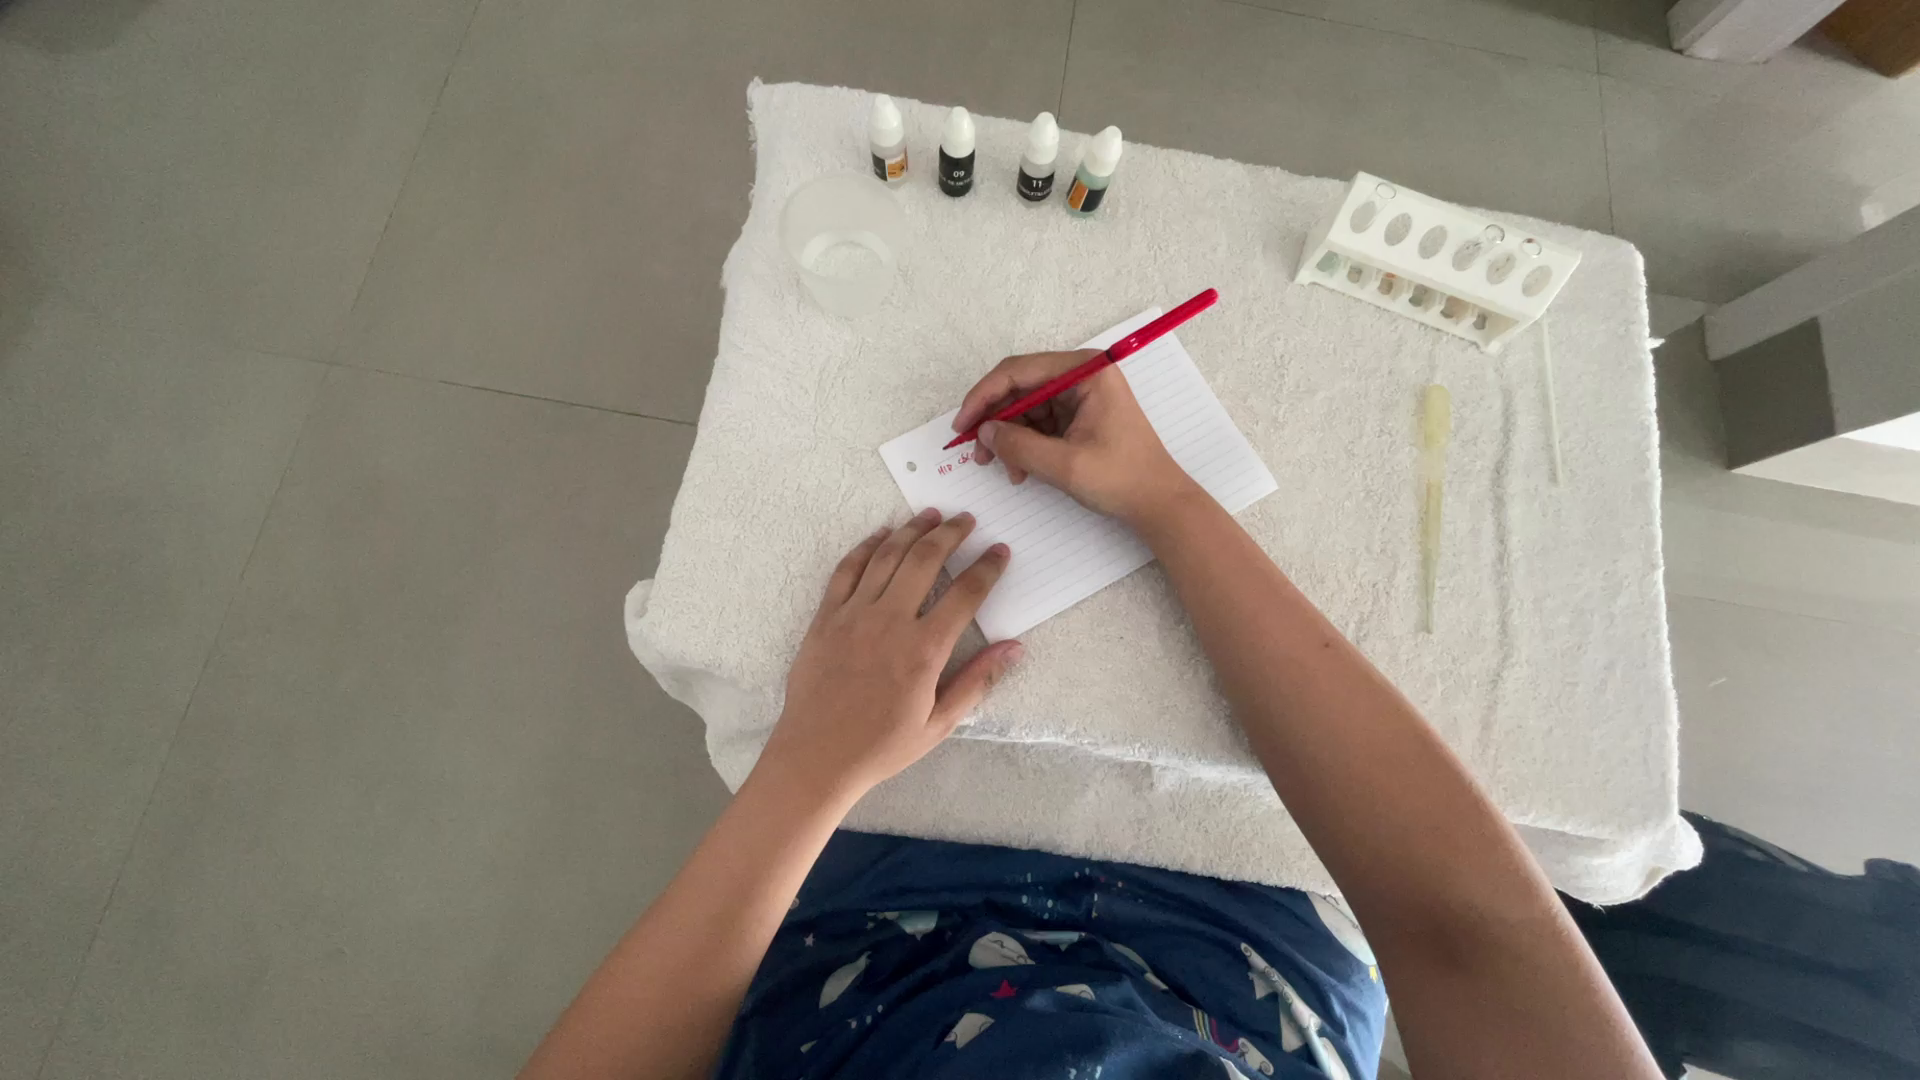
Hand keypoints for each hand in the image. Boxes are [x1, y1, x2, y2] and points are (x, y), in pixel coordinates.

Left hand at [755, 509, 1021, 803]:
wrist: (816, 756)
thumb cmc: (882, 746)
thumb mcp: (940, 723)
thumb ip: (977, 680)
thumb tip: (1014, 647)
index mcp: (924, 650)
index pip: (965, 594)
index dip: (987, 568)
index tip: (1000, 551)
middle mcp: (890, 622)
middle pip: (925, 560)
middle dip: (951, 534)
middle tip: (966, 519)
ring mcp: (853, 615)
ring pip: (886, 556)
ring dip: (911, 530)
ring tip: (930, 515)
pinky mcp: (826, 616)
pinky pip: (847, 569)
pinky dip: (866, 546)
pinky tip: (881, 534)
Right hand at [953, 350, 1200, 525]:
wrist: (1158, 503)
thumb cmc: (1121, 479)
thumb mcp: (1064, 465)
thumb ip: (1019, 446)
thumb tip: (983, 433)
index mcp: (1085, 372)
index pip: (1018, 371)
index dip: (983, 397)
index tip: (962, 426)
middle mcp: (1081, 376)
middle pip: (1020, 388)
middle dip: (995, 421)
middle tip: (977, 454)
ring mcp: (1080, 397)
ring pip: (1026, 408)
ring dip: (1009, 438)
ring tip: (1005, 470)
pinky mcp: (1079, 417)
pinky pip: (1039, 424)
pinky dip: (1025, 445)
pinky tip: (1020, 470)